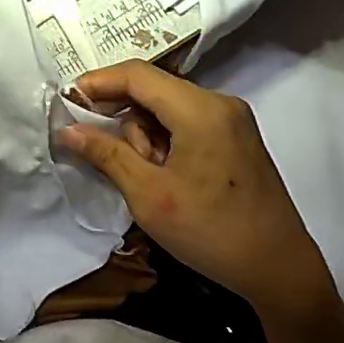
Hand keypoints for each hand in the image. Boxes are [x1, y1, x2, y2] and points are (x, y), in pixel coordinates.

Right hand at [58, 59, 338, 316]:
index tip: (66, 104)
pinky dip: (164, 142)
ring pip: (167, 110)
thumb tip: (68, 129)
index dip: (96, 83)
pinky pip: (186, 124)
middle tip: (117, 164)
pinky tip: (165, 177)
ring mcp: (232, 120)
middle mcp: (219, 104)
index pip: (137, 75)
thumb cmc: (209, 231)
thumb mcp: (148, 195)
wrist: (277, 267)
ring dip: (145, 137)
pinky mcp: (235, 138)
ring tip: (150, 181)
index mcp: (200, 110)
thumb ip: (106, 154)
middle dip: (124, 121)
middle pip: (152, 91)